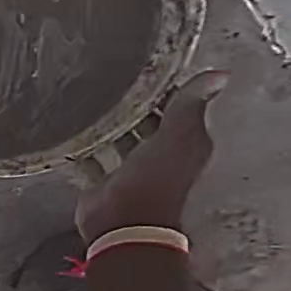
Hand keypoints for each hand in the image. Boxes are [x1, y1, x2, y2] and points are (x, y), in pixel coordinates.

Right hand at [75, 71, 227, 242]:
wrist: (123, 222)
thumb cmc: (154, 178)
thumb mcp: (176, 138)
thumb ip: (189, 106)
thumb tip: (220, 73)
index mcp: (183, 143)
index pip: (175, 108)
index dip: (163, 89)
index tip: (142, 68)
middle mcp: (158, 154)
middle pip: (145, 123)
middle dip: (130, 106)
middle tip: (108, 80)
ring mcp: (129, 169)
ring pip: (118, 140)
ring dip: (106, 126)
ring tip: (86, 101)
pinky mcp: (102, 181)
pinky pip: (91, 160)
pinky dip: (82, 149)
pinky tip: (69, 133)